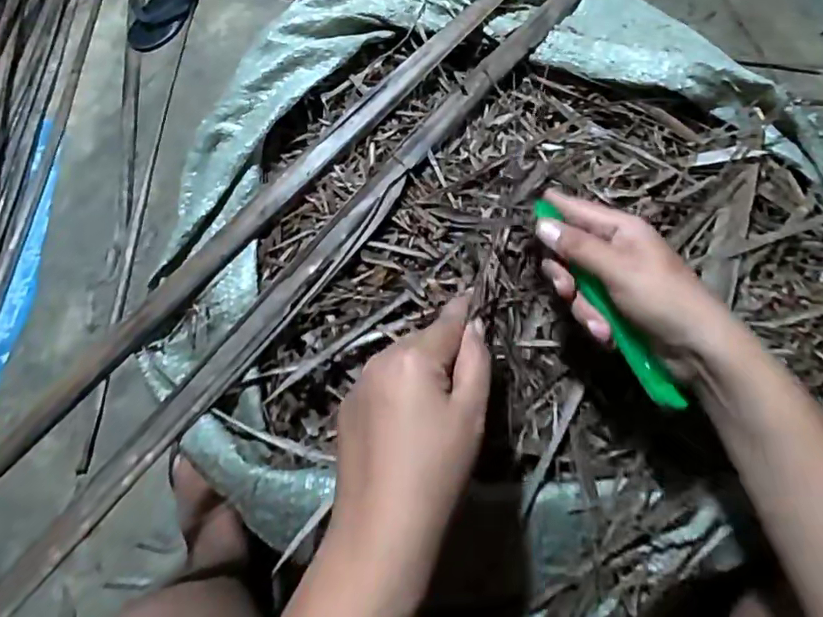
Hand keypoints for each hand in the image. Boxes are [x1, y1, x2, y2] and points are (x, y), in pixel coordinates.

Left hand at [326, 295, 488, 599]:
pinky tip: (404, 425)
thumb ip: (476, 362)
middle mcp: (380, 357)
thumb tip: (474, 326)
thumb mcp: (470, 415)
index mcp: (412, 355)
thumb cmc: (436, 470)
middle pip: (421, 340)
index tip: (476, 295)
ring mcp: (358, 382)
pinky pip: (379, 383)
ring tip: (434, 406)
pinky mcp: (346, 407)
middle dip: (442, 348)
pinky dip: (396, 389)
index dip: (465, 309)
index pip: (447, 320)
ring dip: (417, 369)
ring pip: (398, 361)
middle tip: (463, 380)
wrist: (380, 528)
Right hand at [534, 190, 751, 379]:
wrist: (700, 350)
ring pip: (576, 283)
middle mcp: (615, 249)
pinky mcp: (616, 307)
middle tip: (566, 287)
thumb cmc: (662, 297)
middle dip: (564, 272)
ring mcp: (615, 279)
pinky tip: (607, 334)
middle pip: (569, 250)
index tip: (528, 220)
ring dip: (582, 305)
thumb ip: (577, 246)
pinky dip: (594, 321)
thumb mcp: (616, 268)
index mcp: (621, 229)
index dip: (552, 212)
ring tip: (598, 323)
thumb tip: (541, 224)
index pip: (577, 209)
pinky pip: (589, 306)